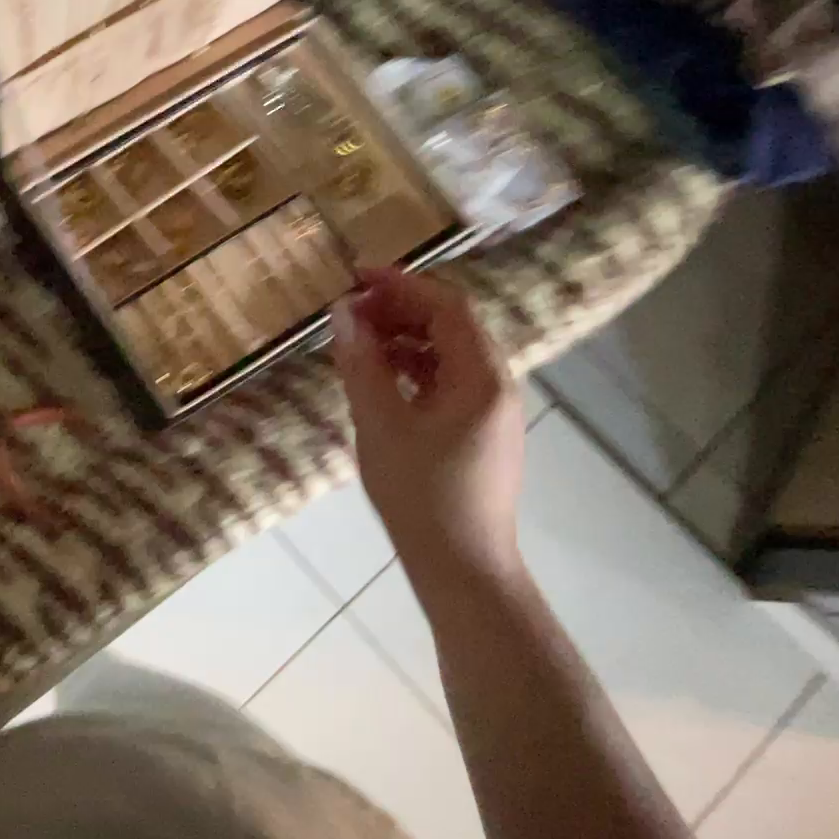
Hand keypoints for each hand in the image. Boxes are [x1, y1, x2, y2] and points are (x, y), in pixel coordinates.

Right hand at [329, 269, 525, 591]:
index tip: (355, 274)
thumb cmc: (420, 493)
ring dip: (403, 336)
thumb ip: (361, 363)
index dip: (402, 283)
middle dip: (399, 308)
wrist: (461, 564)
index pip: (447, 308)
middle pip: (451, 326)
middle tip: (348, 307)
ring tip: (356, 338)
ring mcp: (489, 409)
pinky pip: (445, 379)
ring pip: (447, 352)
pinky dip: (410, 365)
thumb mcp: (379, 423)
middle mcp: (495, 385)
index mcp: (482, 378)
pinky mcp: (476, 430)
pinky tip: (377, 374)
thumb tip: (342, 312)